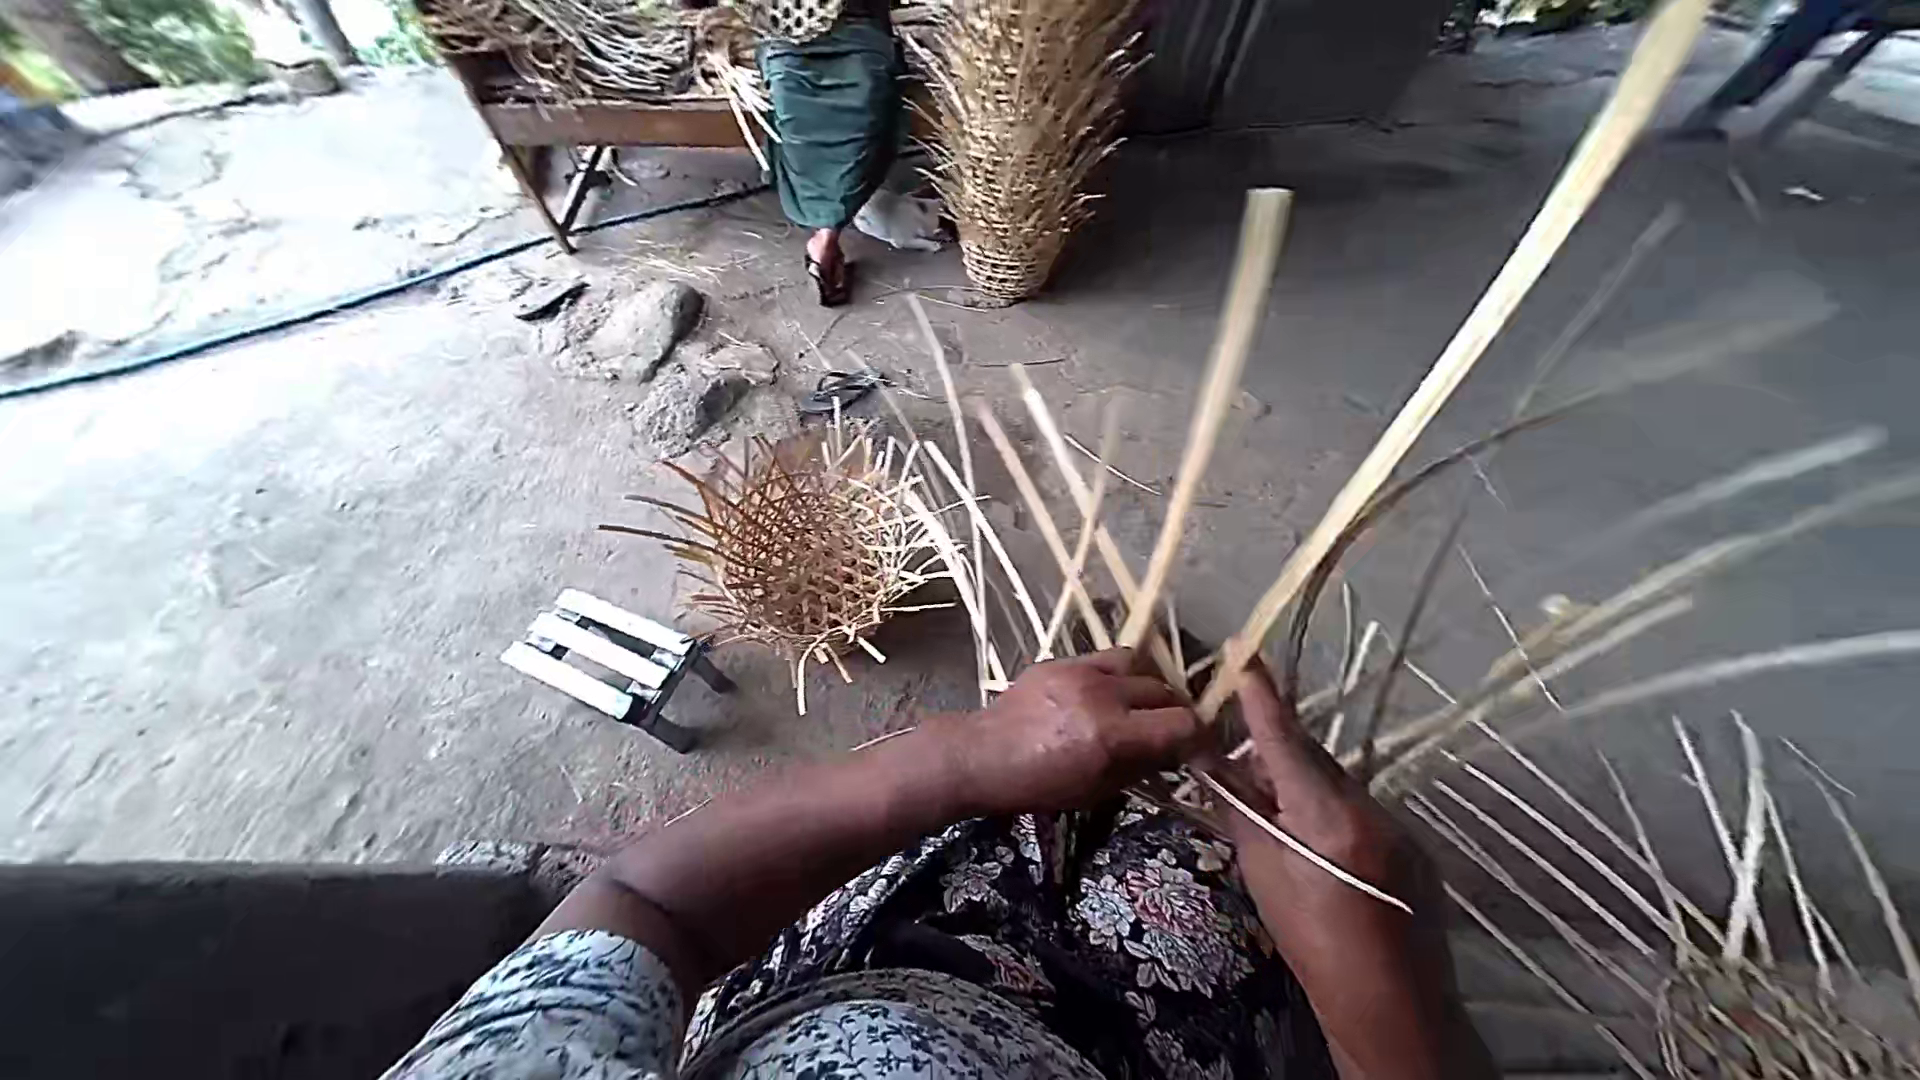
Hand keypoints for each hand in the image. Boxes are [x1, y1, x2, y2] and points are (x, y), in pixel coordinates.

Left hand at [926, 649, 1197, 817]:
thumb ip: (1143, 765)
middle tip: (1166, 729)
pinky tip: (1105, 691)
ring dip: (1148, 686)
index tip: (1195, 748)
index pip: (1181, 724)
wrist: (985, 754)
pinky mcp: (1060, 659)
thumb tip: (1175, 750)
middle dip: (1173, 712)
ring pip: (1139, 665)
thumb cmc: (1039, 784)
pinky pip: (1105, 657)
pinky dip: (1117, 674)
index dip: (1197, 738)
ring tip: (1138, 704)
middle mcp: (1100, 695)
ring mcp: (1078, 671)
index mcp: (1111, 735)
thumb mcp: (1098, 789)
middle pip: (1164, 691)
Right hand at [1216, 661, 1432, 949]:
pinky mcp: (1411, 842)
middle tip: (1237, 765)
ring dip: (1298, 781)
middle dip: (1272, 750)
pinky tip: (1312, 839)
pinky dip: (1326, 804)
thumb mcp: (1261, 868)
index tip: (1245, 652)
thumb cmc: (1310, 939)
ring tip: (1274, 815)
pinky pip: (1357, 802)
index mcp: (1327, 816)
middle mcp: (1370, 808)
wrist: (1393, 1012)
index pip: (1284, 739)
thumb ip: (1237, 805)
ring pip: (1333, 778)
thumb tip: (1207, 759)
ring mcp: (1398, 824)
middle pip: (1309, 754)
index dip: (1262, 695)